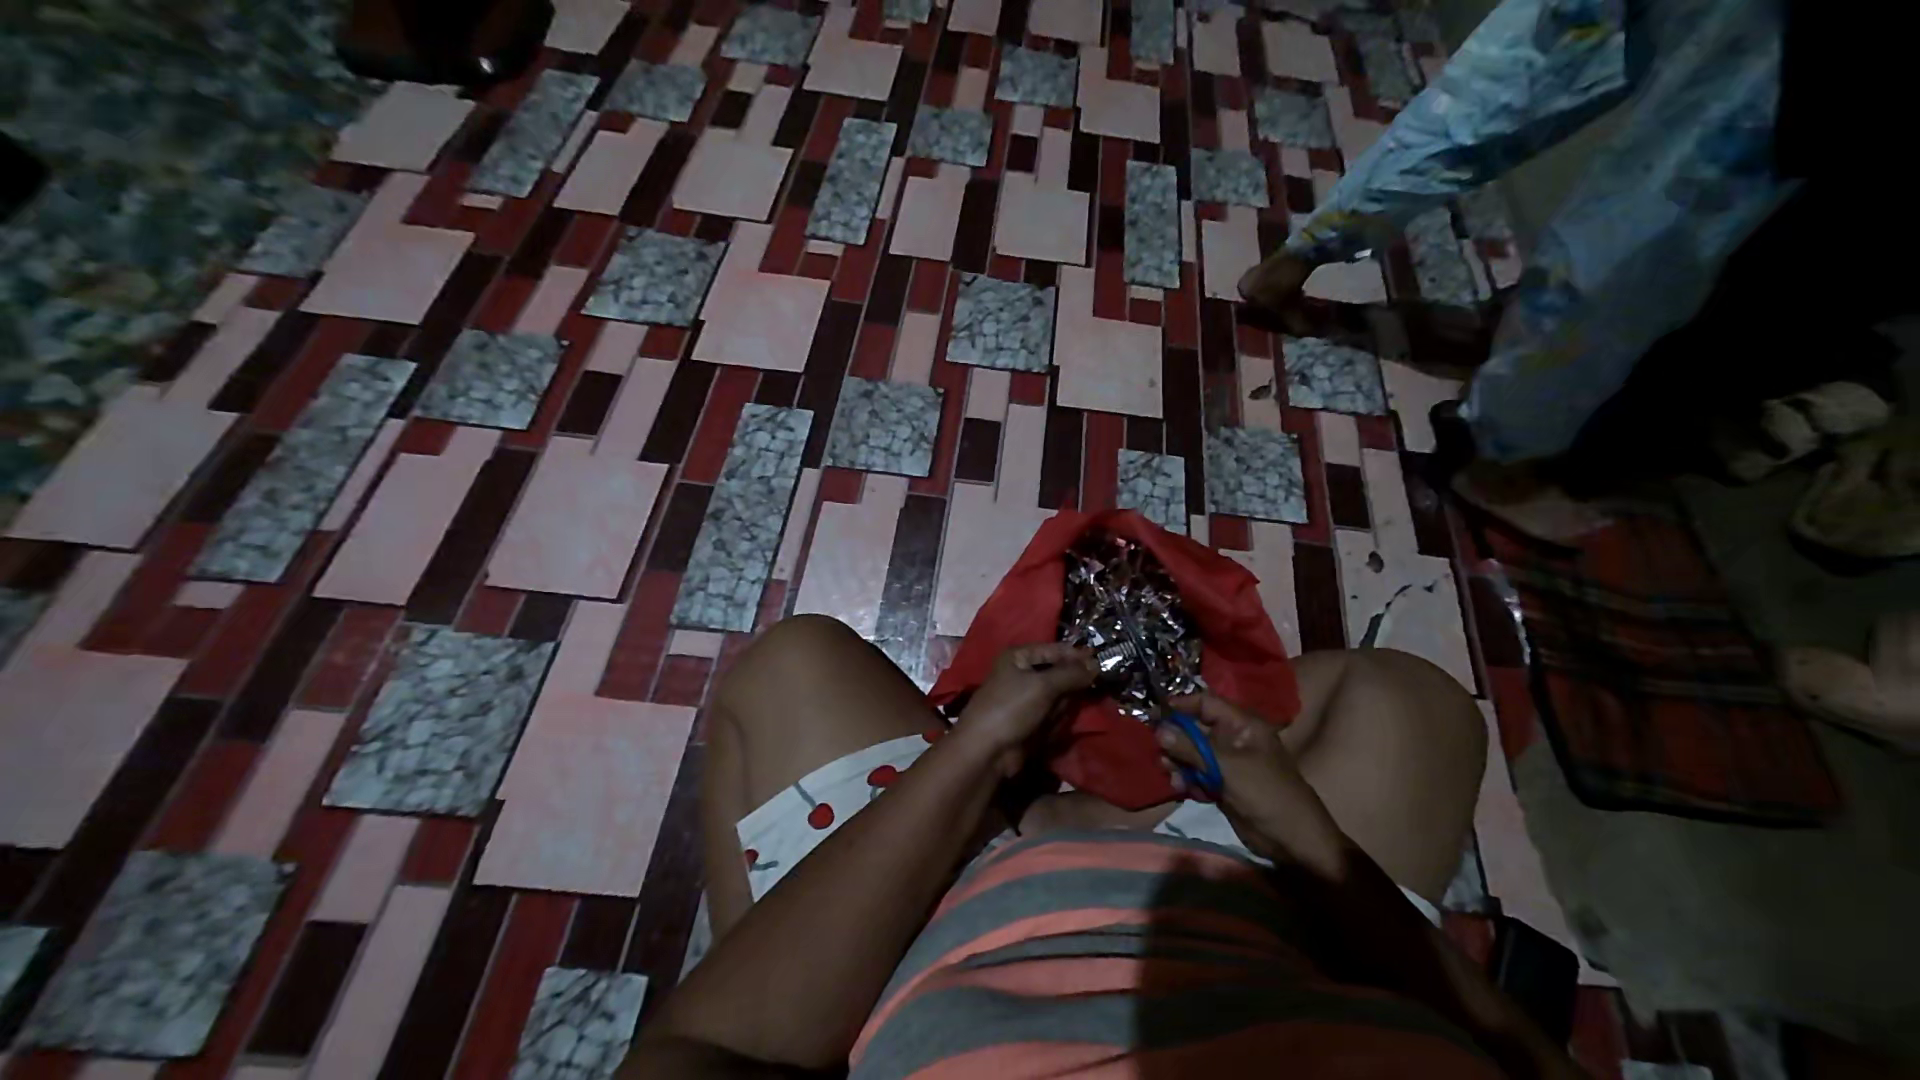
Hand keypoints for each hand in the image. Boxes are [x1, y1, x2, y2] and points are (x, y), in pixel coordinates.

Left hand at [955, 644, 1097, 775]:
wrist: (987, 750)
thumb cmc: (1011, 708)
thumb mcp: (1043, 686)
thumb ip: (1071, 674)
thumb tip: (1096, 664)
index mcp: (1019, 657)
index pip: (1055, 649)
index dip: (1077, 655)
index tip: (1102, 662)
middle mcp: (1022, 673)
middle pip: (1059, 672)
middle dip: (1075, 681)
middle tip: (1095, 687)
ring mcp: (1027, 698)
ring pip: (1059, 694)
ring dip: (1066, 703)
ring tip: (1062, 711)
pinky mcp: (1031, 719)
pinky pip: (1053, 712)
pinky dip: (1059, 717)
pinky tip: (1056, 724)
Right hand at [1157, 693, 1346, 875]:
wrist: (1293, 841)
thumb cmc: (1266, 793)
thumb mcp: (1227, 767)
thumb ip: (1191, 747)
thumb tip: (1158, 730)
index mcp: (1242, 725)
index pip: (1206, 703)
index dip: (1180, 705)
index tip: (1155, 714)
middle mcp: (1232, 739)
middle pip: (1195, 728)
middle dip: (1175, 739)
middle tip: (1159, 752)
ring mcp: (1227, 763)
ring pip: (1192, 753)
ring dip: (1178, 762)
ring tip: (1170, 774)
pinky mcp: (1222, 785)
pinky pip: (1197, 774)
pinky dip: (1187, 779)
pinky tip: (1182, 789)